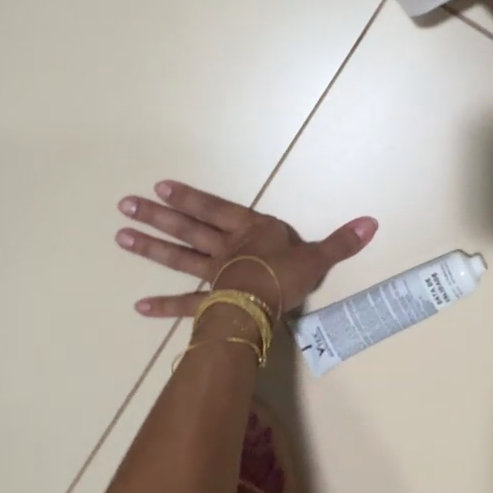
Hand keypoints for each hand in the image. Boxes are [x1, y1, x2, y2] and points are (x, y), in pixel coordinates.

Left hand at [116, 180, 376, 316]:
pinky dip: (163, 307)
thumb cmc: (288, 275)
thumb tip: (371, 222)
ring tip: (121, 237)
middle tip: (125, 205)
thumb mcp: (318, 256)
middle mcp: (226, 248)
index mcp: (250, 231)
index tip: (161, 185)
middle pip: (187, 228)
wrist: (266, 303)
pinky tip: (139, 307)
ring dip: (149, 249)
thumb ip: (340, 241)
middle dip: (157, 216)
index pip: (216, 208)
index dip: (191, 197)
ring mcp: (214, 275)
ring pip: (178, 259)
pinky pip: (185, 304)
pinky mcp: (211, 303)